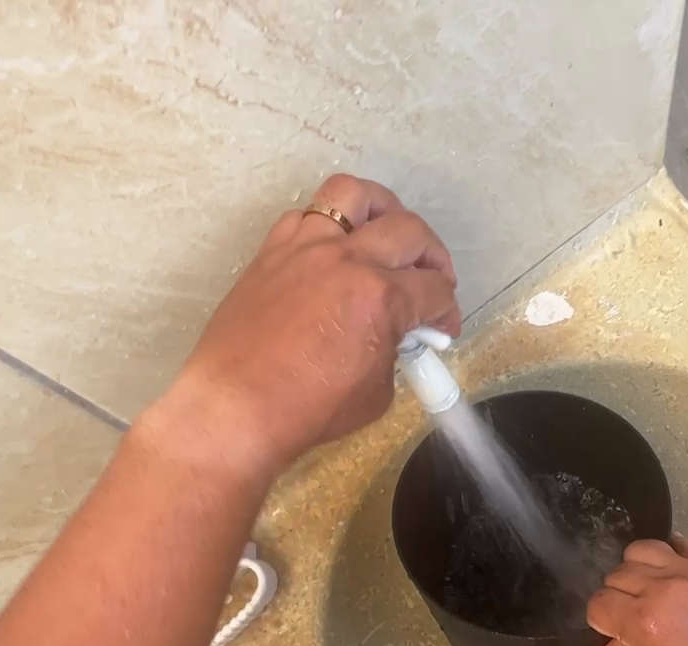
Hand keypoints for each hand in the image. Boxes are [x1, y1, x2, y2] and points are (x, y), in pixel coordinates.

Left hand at [146, 174, 461, 473]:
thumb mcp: (378, 391)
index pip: (435, 290)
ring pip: (355, 194)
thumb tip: (397, 335)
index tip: (443, 328)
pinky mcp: (274, 250)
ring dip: (385, 210)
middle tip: (435, 282)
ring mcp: (306, 247)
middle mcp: (347, 260)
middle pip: (411, 231)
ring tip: (391, 234)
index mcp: (380, 298)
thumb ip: (394, 350)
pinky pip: (309, 214)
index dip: (448, 311)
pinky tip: (339, 251)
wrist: (239, 406)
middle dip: (435, 257)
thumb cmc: (310, 408)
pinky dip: (333, 225)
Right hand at [587, 535, 687, 645]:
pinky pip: (677, 543)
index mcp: (644, 622)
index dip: (600, 621)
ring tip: (650, 588)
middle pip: (615, 575)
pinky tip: (673, 573)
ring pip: (640, 550)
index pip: (598, 604)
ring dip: (638, 570)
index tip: (613, 630)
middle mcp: (662, 588)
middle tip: (634, 616)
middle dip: (618, 598)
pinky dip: (669, 555)